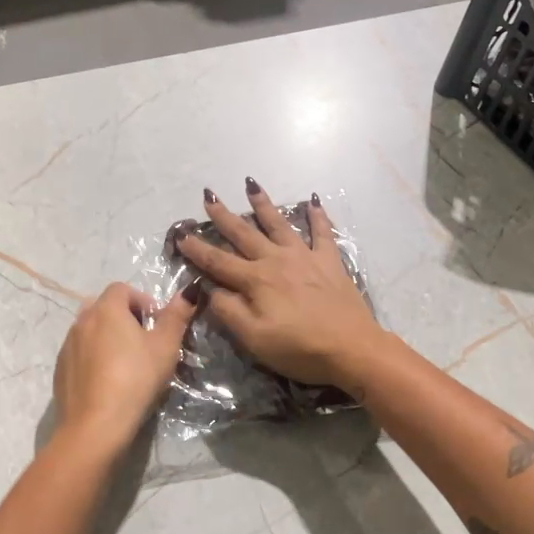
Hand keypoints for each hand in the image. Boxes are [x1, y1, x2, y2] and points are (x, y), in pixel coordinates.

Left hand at [53, 283, 196, 447]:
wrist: (94, 426)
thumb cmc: (135, 379)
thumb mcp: (165, 347)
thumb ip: (176, 316)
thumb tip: (189, 291)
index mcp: (106, 309)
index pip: (122, 288)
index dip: (142, 300)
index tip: (156, 324)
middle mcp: (82, 320)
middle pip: (104, 307)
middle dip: (124, 318)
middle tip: (143, 342)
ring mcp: (67, 345)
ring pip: (90, 330)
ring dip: (107, 338)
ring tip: (126, 364)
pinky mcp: (60, 369)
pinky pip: (80, 353)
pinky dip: (93, 358)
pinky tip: (107, 382)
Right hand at [174, 180, 388, 390]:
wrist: (352, 348)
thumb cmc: (299, 348)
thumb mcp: (254, 338)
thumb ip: (228, 311)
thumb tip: (209, 290)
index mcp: (255, 281)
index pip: (218, 262)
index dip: (197, 249)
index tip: (181, 234)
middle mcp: (276, 260)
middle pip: (244, 234)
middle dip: (223, 216)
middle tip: (208, 196)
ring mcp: (304, 257)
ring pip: (278, 224)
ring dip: (263, 204)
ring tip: (251, 184)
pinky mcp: (329, 261)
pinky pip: (322, 232)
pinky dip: (318, 215)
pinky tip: (314, 200)